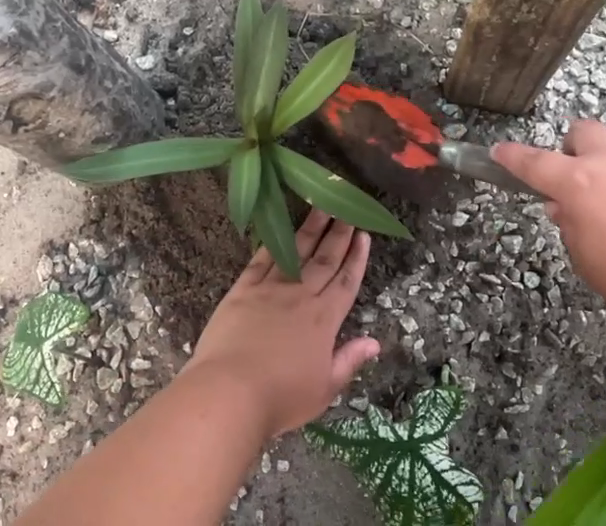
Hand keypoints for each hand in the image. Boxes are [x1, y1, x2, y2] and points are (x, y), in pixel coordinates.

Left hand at [186, 211, 379, 436]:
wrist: (230, 391)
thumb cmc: (281, 397)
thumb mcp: (324, 389)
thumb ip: (349, 361)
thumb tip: (375, 342)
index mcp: (324, 320)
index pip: (346, 282)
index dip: (357, 258)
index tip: (364, 235)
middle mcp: (300, 297)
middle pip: (324, 260)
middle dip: (339, 235)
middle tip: (347, 211)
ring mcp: (270, 290)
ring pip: (295, 252)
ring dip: (310, 229)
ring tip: (321, 208)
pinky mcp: (242, 290)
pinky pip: (261, 260)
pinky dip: (274, 244)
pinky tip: (280, 231)